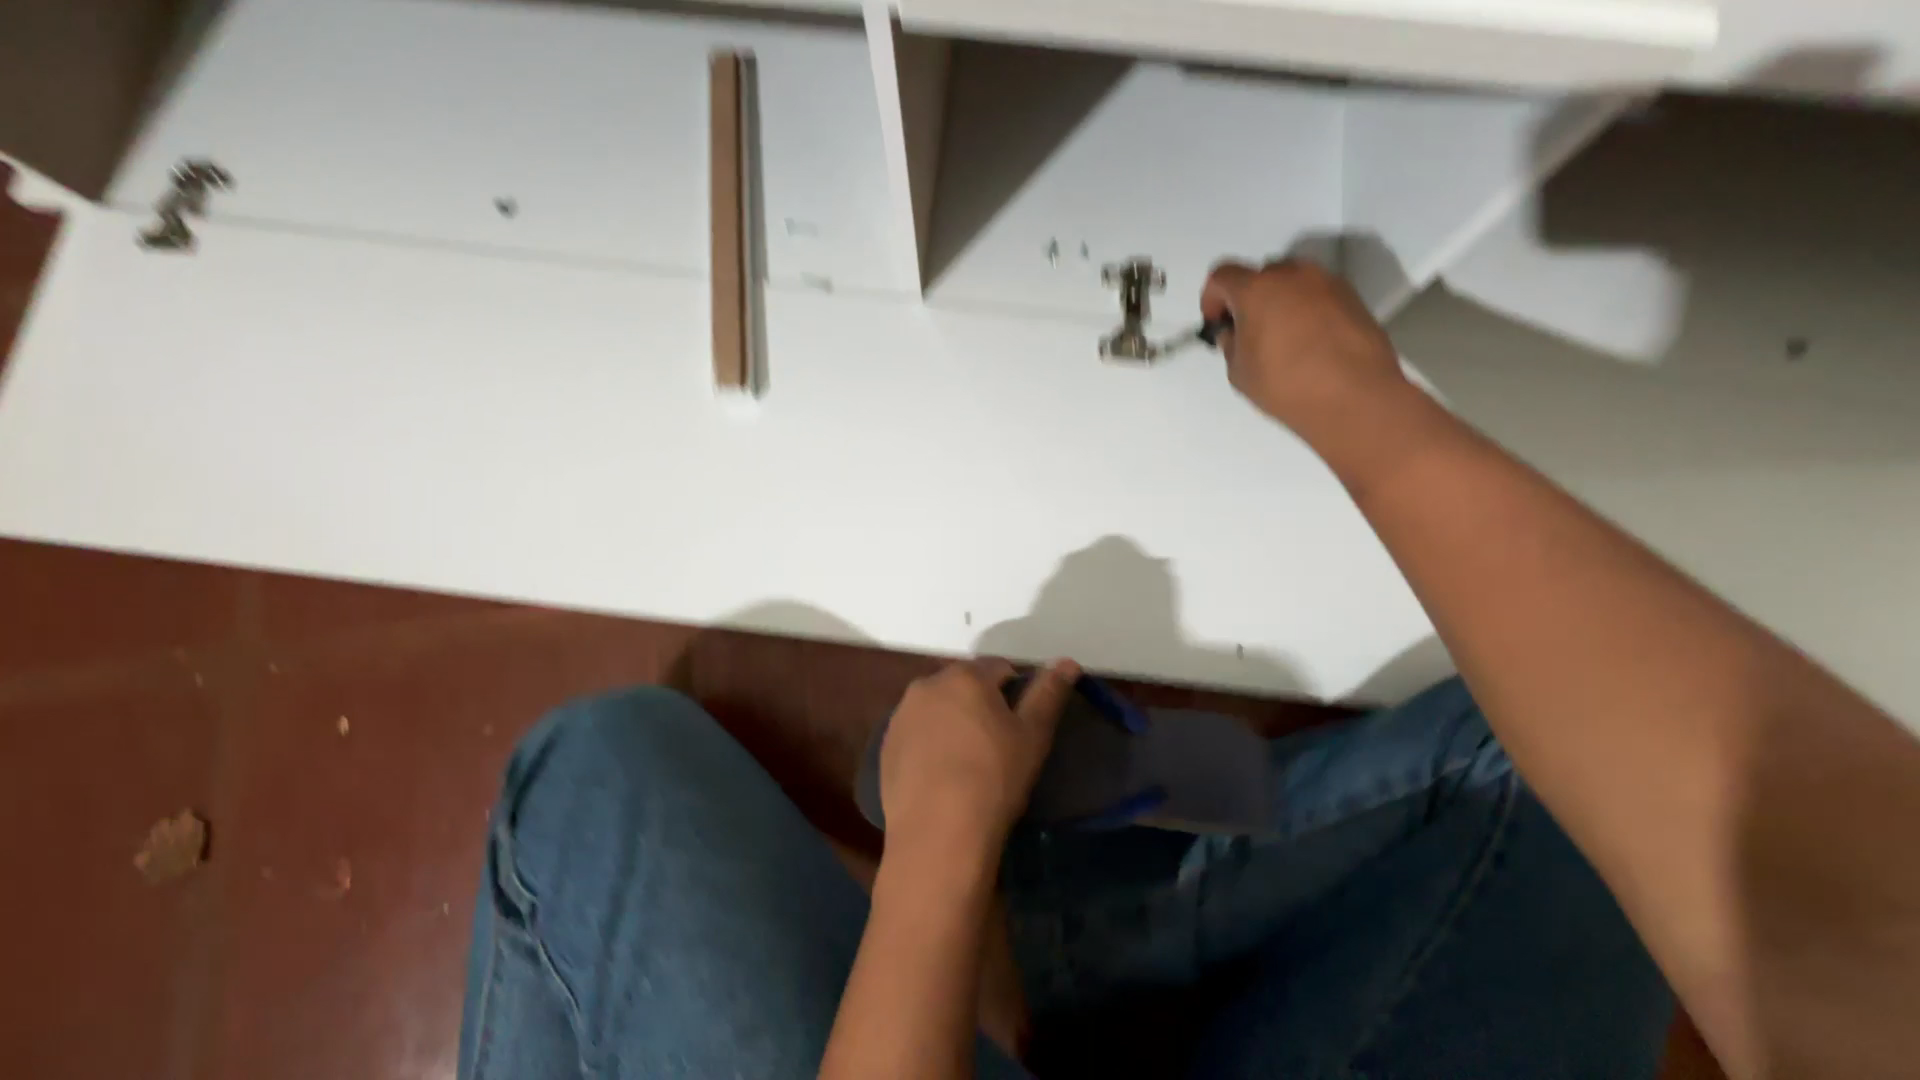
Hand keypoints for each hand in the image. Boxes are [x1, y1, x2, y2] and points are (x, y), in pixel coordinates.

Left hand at [880, 658, 1079, 854]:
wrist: (938, 834)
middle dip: (980, 703)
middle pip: (963, 685)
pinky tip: (942, 775)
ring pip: (937, 709)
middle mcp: (926, 686)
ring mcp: (900, 717)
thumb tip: (1068, 661)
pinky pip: (916, 734)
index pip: (998, 667)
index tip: (1022, 724)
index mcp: (964, 676)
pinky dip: (930, 744)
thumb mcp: (1033, 735)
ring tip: (968, 761)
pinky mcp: (886, 747)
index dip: (1015, 691)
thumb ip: (1049, 693)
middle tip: (997, 743)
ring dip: (953, 722)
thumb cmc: (994, 778)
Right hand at [1201, 259, 1406, 434]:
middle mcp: (1292, 275)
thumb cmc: (1287, 386)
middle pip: (1260, 274)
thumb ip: (1231, 345)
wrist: (1357, 398)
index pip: (1221, 275)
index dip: (1212, 298)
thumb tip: (1236, 333)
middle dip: (1250, 298)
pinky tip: (1312, 343)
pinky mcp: (1353, 296)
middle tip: (1251, 332)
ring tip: (1285, 338)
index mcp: (1257, 290)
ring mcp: (1327, 282)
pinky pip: (1318, 295)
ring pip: (1293, 282)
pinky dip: (1308, 310)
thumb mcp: (1240, 374)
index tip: (1218, 324)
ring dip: (1281, 302)